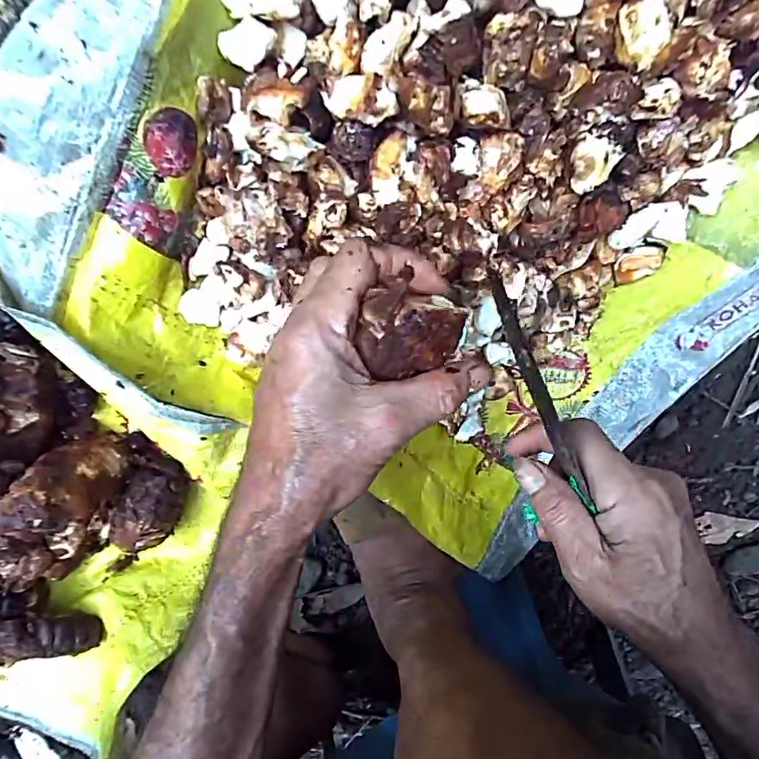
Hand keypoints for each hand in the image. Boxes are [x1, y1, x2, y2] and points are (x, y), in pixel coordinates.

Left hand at [246, 242, 490, 525]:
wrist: (278, 503)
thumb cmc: (325, 460)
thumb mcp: (391, 422)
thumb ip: (440, 391)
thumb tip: (480, 372)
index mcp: (316, 326)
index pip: (356, 255)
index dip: (404, 261)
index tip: (438, 292)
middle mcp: (297, 328)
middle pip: (343, 270)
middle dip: (391, 280)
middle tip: (426, 308)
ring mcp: (291, 350)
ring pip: (335, 302)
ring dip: (377, 309)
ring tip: (413, 337)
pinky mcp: (294, 373)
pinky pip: (329, 333)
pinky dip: (362, 334)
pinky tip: (388, 367)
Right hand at [506, 420, 735, 662]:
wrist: (696, 630)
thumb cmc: (637, 604)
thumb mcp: (583, 562)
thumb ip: (555, 509)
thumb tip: (526, 467)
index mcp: (630, 489)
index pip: (581, 433)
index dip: (541, 435)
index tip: (514, 454)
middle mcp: (652, 478)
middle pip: (590, 455)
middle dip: (557, 477)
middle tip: (540, 519)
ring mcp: (664, 488)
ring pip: (604, 473)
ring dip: (576, 494)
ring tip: (565, 538)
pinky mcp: (668, 501)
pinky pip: (622, 488)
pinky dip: (598, 503)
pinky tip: (593, 538)